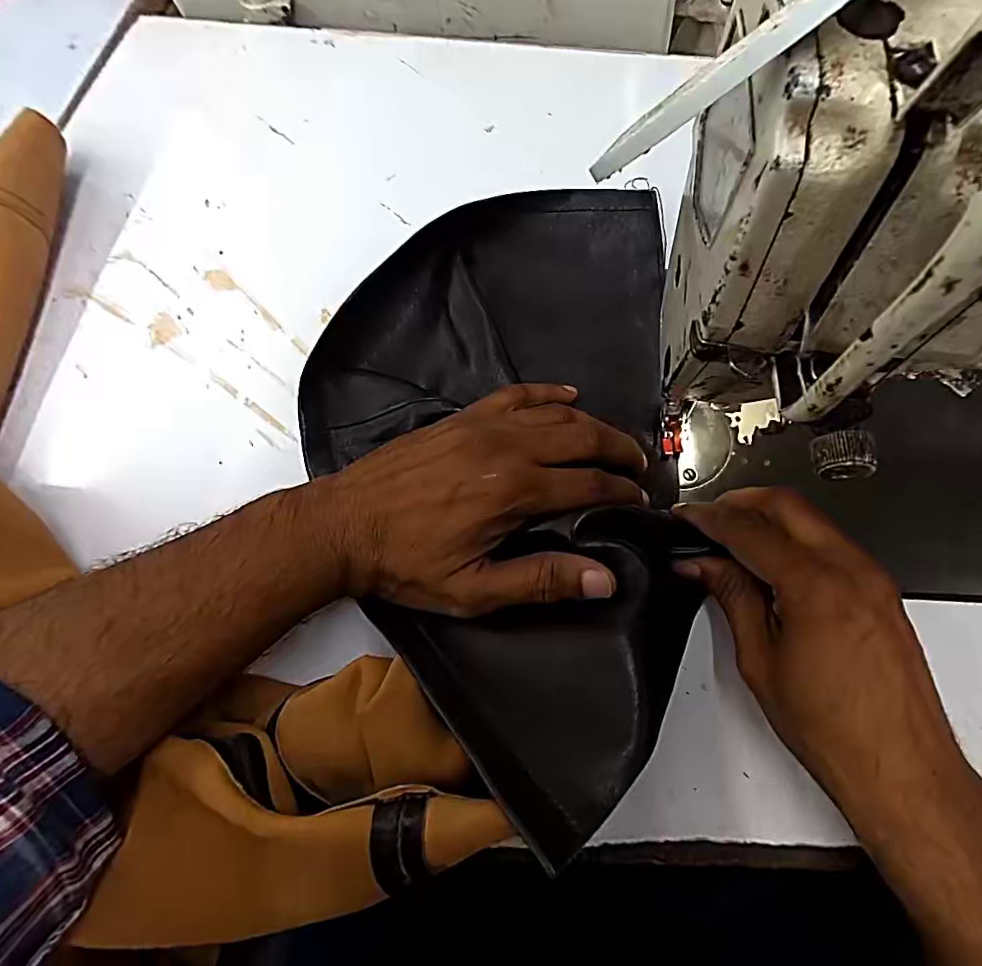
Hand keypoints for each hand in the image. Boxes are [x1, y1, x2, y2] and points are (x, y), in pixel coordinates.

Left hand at [310, 383, 648, 616]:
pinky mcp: (463, 418)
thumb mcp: (474, 589)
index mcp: (513, 492)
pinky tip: (568, 395)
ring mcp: (483, 427)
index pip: (589, 484)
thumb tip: (601, 579)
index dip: (621, 491)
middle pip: (584, 437)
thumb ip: (542, 581)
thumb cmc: (403, 561)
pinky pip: (516, 394)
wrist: (343, 526)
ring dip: (594, 424)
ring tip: (613, 439)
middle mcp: (505, 450)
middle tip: (638, 465)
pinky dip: (548, 392)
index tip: (638, 498)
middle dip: (620, 450)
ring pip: (557, 413)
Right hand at [673, 488, 969, 825]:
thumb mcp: (763, 661)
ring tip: (736, 544)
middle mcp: (852, 571)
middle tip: (709, 518)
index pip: (749, 529)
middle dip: (740, 501)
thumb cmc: (840, 733)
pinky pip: (833, 543)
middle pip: (786, 503)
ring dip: (770, 519)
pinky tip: (775, 564)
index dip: (710, 518)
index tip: (689, 517)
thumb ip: (733, 598)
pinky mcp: (883, 590)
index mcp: (816, 586)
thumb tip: (707, 567)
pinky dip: (798, 540)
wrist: (901, 769)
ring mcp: (873, 577)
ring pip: (812, 518)